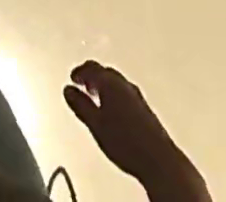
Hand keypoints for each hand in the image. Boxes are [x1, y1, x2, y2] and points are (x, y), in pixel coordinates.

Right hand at [63, 62, 208, 201]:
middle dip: (90, 76)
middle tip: (80, 84)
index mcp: (111, 83)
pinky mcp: (142, 107)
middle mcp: (124, 84)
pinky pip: (123, 92)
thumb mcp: (95, 124)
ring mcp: (135, 95)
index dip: (79, 71)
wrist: (157, 158)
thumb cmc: (125, 141)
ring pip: (114, 82)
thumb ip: (80, 105)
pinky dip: (112, 94)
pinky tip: (110, 108)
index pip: (92, 68)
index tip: (72, 77)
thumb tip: (68, 91)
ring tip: (93, 96)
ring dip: (102, 85)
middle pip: (104, 72)